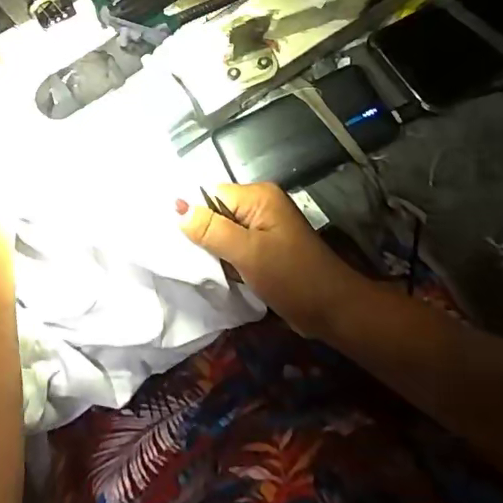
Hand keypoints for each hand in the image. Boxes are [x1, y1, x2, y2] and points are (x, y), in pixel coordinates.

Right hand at [177, 183, 371, 337]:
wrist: (330, 308)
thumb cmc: (291, 276)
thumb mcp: (248, 253)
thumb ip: (213, 230)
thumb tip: (179, 209)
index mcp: (260, 197)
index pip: (213, 194)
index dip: (193, 214)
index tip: (171, 239)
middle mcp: (262, 206)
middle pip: (217, 212)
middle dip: (202, 234)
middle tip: (182, 259)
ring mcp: (266, 228)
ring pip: (225, 233)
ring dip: (213, 251)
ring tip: (197, 269)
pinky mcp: (267, 249)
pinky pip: (236, 248)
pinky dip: (226, 261)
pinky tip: (217, 275)